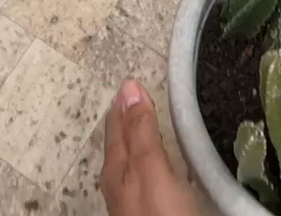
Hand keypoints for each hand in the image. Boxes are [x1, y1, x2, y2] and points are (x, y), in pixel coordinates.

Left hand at [102, 80, 199, 215]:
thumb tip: (129, 87)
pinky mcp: (148, 210)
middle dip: (129, 116)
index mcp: (116, 167)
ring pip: (133, 158)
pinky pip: (147, 174)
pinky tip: (164, 162)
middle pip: (122, 140)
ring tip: (153, 121)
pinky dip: (153, 158)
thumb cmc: (160, 213)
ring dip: (141, 137)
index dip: (126, 100)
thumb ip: (141, 130)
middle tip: (141, 93)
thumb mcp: (150, 166)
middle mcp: (119, 181)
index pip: (117, 123)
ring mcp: (132, 198)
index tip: (135, 79)